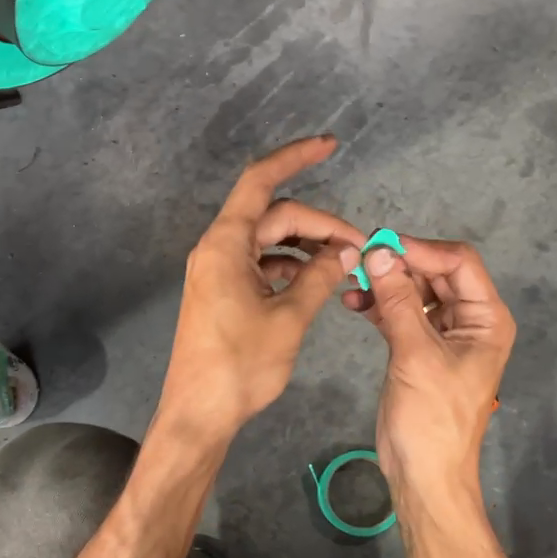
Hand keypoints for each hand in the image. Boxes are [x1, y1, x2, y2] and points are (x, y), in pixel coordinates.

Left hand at [156, 136, 362, 441]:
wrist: (199, 412)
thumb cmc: (241, 366)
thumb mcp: (288, 319)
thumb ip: (318, 279)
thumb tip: (344, 253)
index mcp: (226, 245)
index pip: (261, 182)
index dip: (295, 158)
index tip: (330, 145)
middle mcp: (216, 251)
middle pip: (271, 216)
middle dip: (316, 224)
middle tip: (357, 247)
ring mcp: (216, 273)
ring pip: (266, 242)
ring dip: (303, 247)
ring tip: (341, 264)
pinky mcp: (220, 294)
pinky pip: (257, 265)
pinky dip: (286, 267)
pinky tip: (313, 282)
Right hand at [353, 238, 515, 493]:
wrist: (425, 474)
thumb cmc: (432, 418)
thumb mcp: (416, 356)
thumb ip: (398, 302)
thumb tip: (379, 253)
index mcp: (486, 319)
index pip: (459, 263)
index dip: (421, 250)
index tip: (378, 247)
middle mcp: (470, 321)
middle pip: (436, 275)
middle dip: (400, 266)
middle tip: (359, 261)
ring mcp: (443, 337)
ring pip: (415, 294)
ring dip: (385, 286)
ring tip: (351, 284)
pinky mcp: (418, 351)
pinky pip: (401, 316)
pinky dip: (379, 307)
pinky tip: (353, 303)